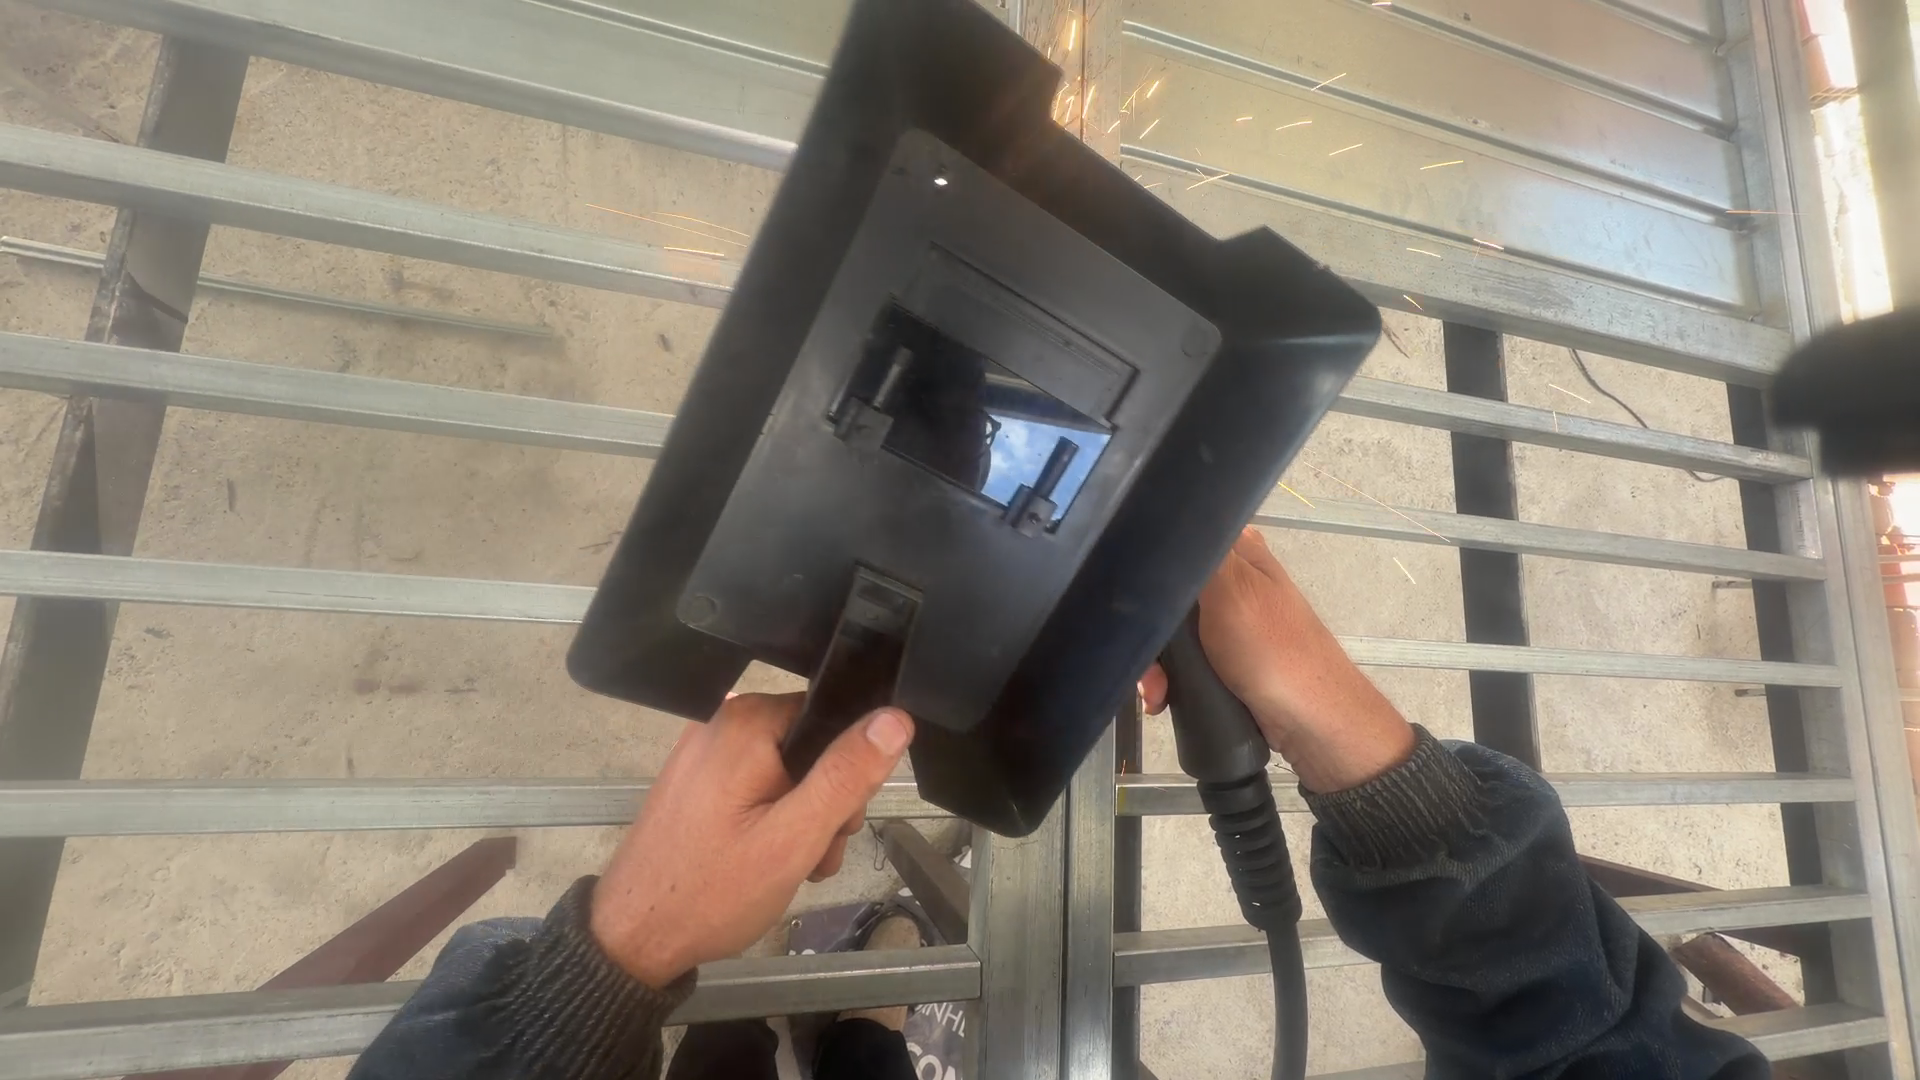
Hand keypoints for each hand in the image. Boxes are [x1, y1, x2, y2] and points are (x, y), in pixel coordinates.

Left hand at [590, 693, 914, 986]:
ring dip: (805, 815)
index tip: (845, 818)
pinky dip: (774, 816)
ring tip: (795, 865)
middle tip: (817, 851)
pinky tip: (771, 859)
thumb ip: (847, 775)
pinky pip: (758, 782)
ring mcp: (707, 750)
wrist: (628, 943)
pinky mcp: (698, 778)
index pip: (832, 717)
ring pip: (788, 768)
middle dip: (828, 800)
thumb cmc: (713, 890)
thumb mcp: (794, 837)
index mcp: (748, 721)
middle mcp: (725, 721)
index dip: (851, 766)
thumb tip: (896, 718)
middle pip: (812, 744)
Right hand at [1140, 528, 1413, 792]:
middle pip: (1163, 590)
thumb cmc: (1272, 650)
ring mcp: (1223, 621)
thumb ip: (1201, 553)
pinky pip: (1177, 659)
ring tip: (1154, 690)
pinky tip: (1160, 697)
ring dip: (1154, 662)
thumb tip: (1167, 513)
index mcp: (1236, 552)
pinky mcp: (1219, 657)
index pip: (1178, 538)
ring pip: (1166, 629)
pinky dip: (1166, 678)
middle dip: (1146, 629)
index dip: (1146, 560)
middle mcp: (1229, 581)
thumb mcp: (1234, 590)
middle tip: (1143, 660)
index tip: (1123, 588)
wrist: (1309, 724)